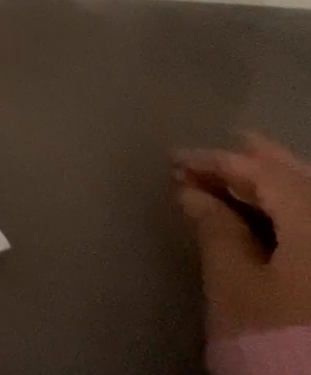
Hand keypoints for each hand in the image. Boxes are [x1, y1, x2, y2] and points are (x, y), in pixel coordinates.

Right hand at [175, 132, 310, 338]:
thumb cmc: (272, 329)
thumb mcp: (233, 280)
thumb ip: (215, 228)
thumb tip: (193, 192)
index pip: (268, 176)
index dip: (219, 162)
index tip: (174, 160)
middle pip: (302, 187)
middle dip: (261, 167)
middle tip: (226, 145)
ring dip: (278, 193)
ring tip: (243, 182)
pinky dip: (293, 218)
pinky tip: (273, 217)